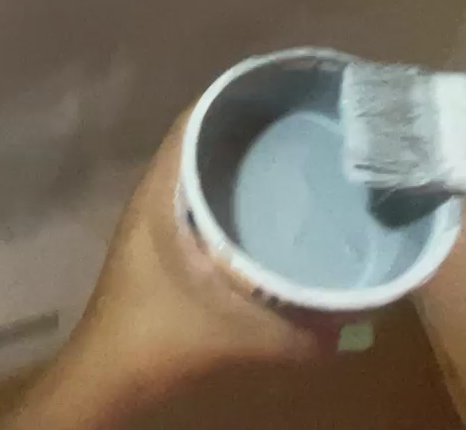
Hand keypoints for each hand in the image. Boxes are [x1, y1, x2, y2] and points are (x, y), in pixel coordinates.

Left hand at [72, 111, 321, 374]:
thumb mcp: (236, 335)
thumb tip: (355, 324)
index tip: (277, 90)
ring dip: (235, 156)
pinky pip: (197, 193)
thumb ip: (298, 335)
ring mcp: (155, 214)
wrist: (110, 375)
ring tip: (288, 150)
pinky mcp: (161, 239)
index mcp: (162, 191)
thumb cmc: (160, 335)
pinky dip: (226, 188)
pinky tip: (262, 205)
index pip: (191, 120)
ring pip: (197, 166)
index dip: (230, 96)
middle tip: (298, 119)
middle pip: (199, 137)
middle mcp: (156, 192)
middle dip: (244, 124)